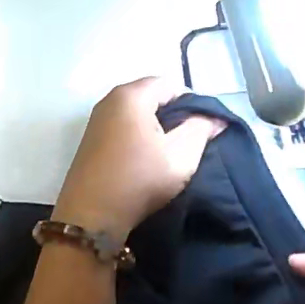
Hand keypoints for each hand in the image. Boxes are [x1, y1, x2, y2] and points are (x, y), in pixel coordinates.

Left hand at [52, 78, 223, 238]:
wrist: (90, 218)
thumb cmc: (139, 180)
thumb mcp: (181, 156)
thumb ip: (201, 129)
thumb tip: (213, 118)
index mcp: (131, 96)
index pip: (170, 85)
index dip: (191, 103)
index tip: (202, 128)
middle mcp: (110, 99)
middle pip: (152, 96)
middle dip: (174, 114)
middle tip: (189, 141)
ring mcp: (97, 119)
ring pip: (137, 113)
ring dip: (156, 127)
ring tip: (170, 153)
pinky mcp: (91, 139)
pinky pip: (123, 126)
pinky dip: (139, 136)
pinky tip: (147, 159)